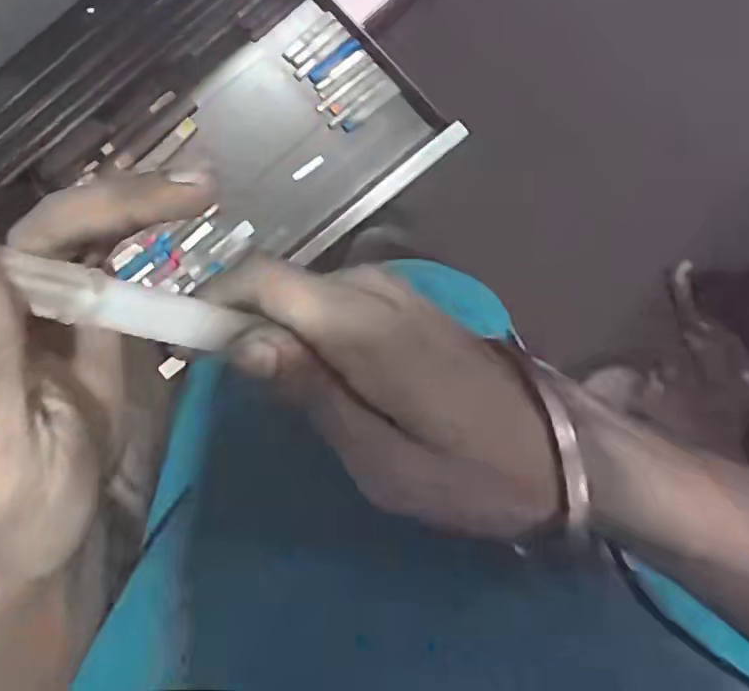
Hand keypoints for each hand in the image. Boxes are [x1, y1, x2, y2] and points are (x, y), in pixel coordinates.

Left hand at [0, 173, 215, 587]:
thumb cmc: (17, 501)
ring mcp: (55, 288)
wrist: (79, 525)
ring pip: (87, 219)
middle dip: (109, 196)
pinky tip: (191, 207)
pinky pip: (120, 243)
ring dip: (141, 197)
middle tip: (187, 193)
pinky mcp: (100, 297)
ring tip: (202, 189)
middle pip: (40, 215)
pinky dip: (153, 220)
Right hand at [214, 261, 560, 538]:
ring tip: (276, 385)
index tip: (187, 343)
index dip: (214, 299)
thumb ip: (309, 391)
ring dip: (275, 323)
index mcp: (361, 322)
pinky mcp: (403, 295)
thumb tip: (241, 342)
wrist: (561, 447)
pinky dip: (307, 322)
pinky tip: (321, 369)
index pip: (263, 278)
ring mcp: (392, 284)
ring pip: (303, 288)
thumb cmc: (469, 469)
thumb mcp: (381, 460)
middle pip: (279, 281)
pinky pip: (332, 296)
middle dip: (241, 318)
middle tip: (230, 382)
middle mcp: (372, 285)